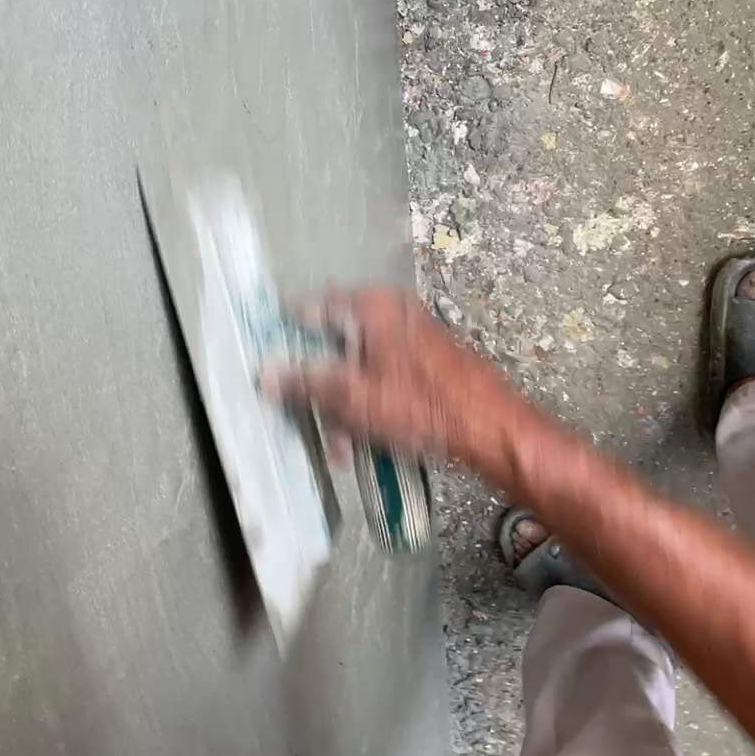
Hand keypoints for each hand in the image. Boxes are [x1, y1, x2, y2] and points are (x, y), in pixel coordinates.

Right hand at [263, 287, 539, 489]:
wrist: (490, 427)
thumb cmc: (418, 405)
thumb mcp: (351, 396)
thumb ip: (304, 381)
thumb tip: (264, 371)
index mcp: (370, 306)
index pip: (311, 311)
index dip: (288, 340)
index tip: (273, 368)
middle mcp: (390, 311)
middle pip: (336, 346)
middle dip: (324, 392)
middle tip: (319, 427)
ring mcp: (409, 335)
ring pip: (360, 367)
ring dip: (346, 408)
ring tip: (346, 449)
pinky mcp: (424, 359)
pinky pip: (383, 376)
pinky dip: (371, 404)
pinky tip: (368, 440)